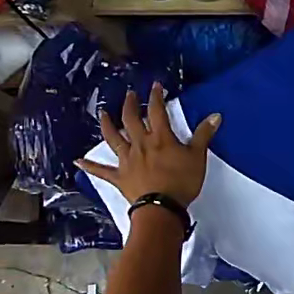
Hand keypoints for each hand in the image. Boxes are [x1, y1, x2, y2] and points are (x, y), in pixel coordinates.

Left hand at [75, 81, 221, 206]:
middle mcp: (140, 144)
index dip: (156, 96)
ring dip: (107, 124)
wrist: (161, 208)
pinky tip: (78, 161)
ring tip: (102, 113)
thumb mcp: (197, 157)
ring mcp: (127, 160)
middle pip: (131, 119)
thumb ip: (204, 134)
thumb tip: (215, 115)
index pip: (157, 111)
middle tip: (128, 94)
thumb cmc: (181, 182)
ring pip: (113, 138)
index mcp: (160, 137)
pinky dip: (89, 166)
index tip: (155, 86)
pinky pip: (101, 171)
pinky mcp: (119, 176)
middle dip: (130, 104)